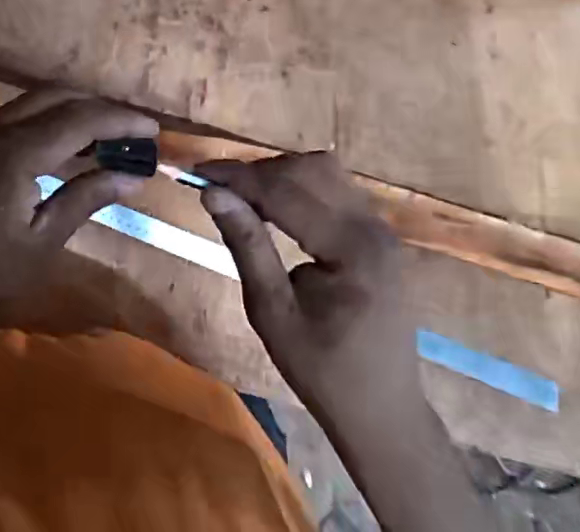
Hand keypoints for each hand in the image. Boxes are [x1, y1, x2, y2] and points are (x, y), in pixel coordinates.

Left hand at [0, 91, 158, 344]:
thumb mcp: (43, 239)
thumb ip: (87, 197)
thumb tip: (134, 176)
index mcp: (18, 152)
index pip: (82, 119)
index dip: (121, 120)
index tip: (153, 130)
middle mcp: (0, 127)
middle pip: (62, 96)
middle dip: (103, 108)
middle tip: (134, 131)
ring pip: (42, 98)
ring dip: (79, 109)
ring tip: (111, 136)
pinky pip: (25, 110)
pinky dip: (56, 116)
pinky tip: (72, 143)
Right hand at [198, 153, 423, 425]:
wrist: (382, 410)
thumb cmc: (323, 371)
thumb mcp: (272, 312)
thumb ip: (246, 245)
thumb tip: (212, 193)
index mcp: (351, 247)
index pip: (286, 191)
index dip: (239, 177)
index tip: (197, 173)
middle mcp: (372, 225)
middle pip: (309, 169)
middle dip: (259, 171)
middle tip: (218, 188)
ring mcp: (380, 226)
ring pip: (323, 172)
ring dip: (279, 174)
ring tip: (241, 196)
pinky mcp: (377, 232)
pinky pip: (335, 189)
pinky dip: (299, 187)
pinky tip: (273, 207)